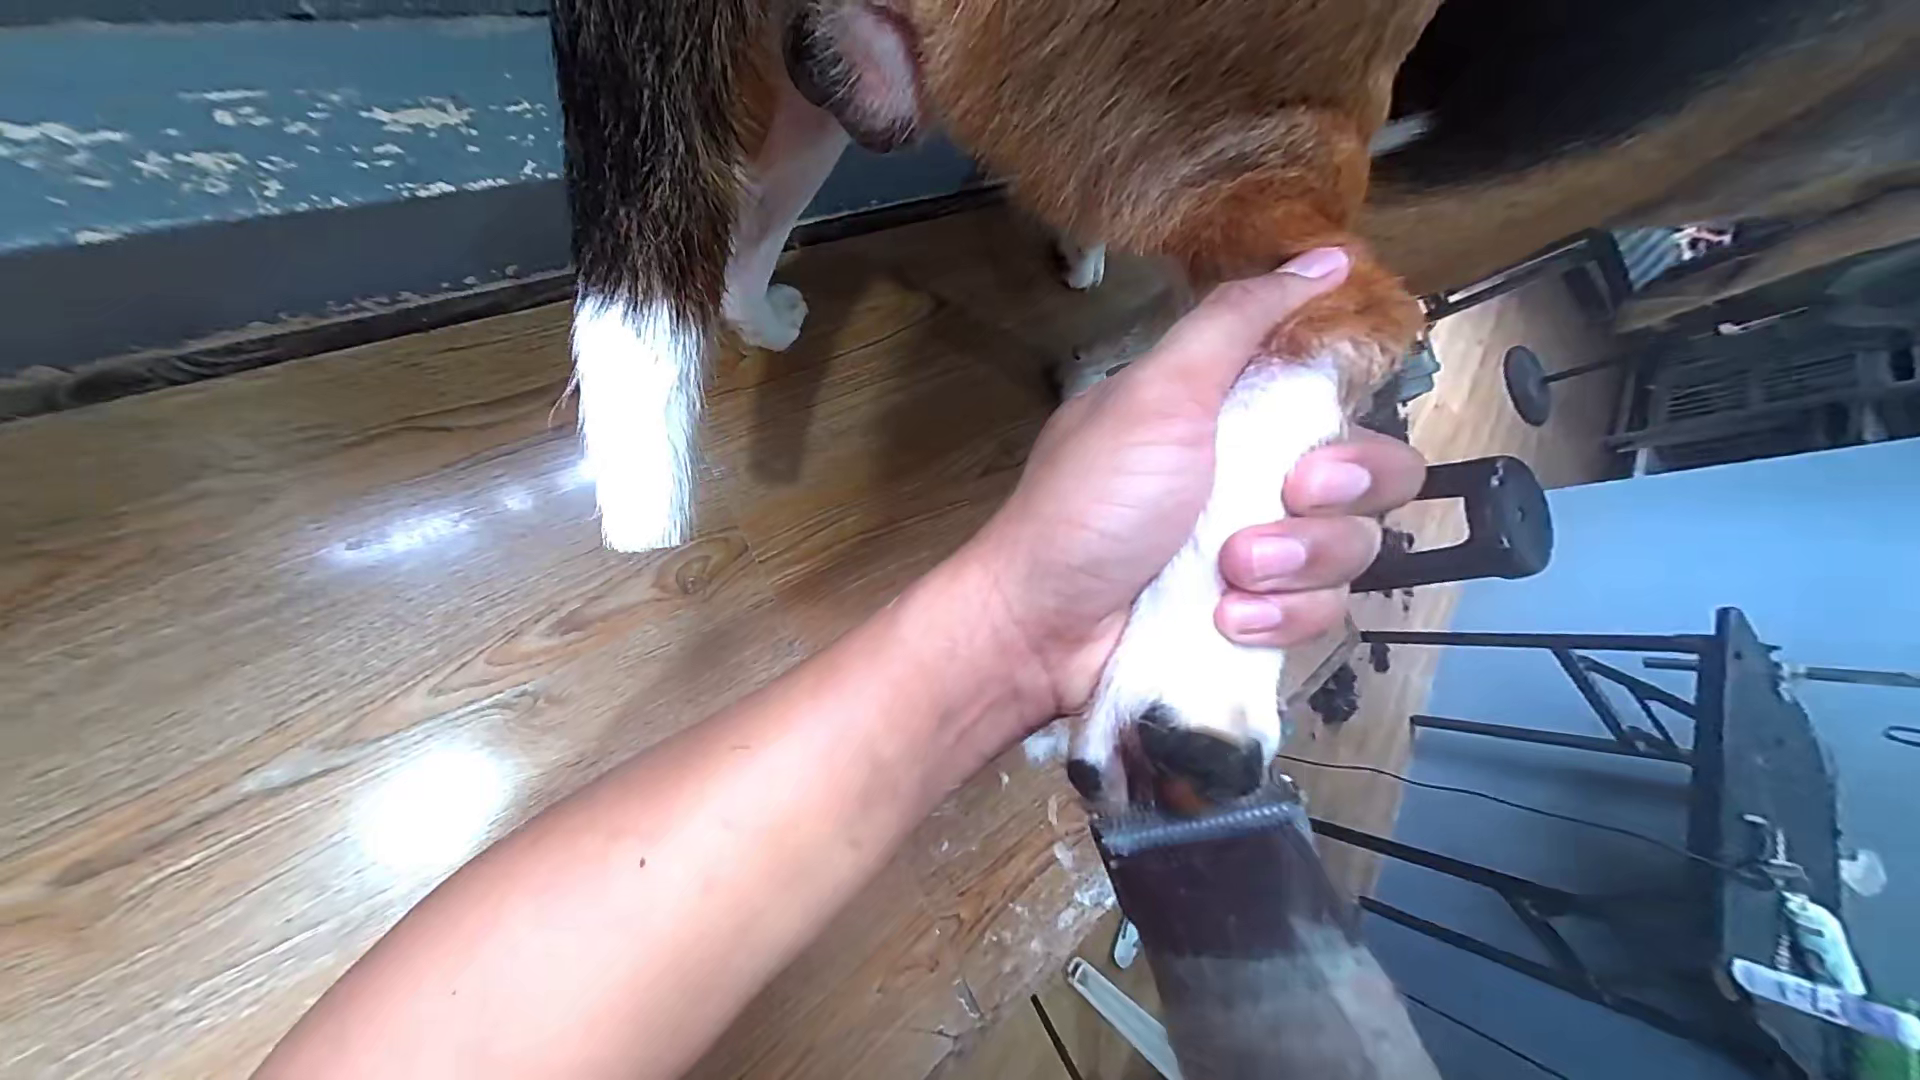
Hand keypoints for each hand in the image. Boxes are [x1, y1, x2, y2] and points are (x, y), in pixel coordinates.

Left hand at [961, 249, 1426, 720]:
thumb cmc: (1094, 500)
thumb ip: (1233, 324)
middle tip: (1291, 494)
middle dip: (1341, 488)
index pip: (1333, 398)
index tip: (1317, 431)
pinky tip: (1225, 621)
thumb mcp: (1156, 395)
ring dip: (1297, 562)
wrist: (1043, 622)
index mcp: (1228, 416)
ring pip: (1350, 549)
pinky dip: (1278, 620)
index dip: (1346, 413)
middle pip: (1368, 474)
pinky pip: (1318, 615)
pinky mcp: (1253, 618)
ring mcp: (1256, 553)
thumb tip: (1325, 257)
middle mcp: (1250, 479)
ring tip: (1230, 572)